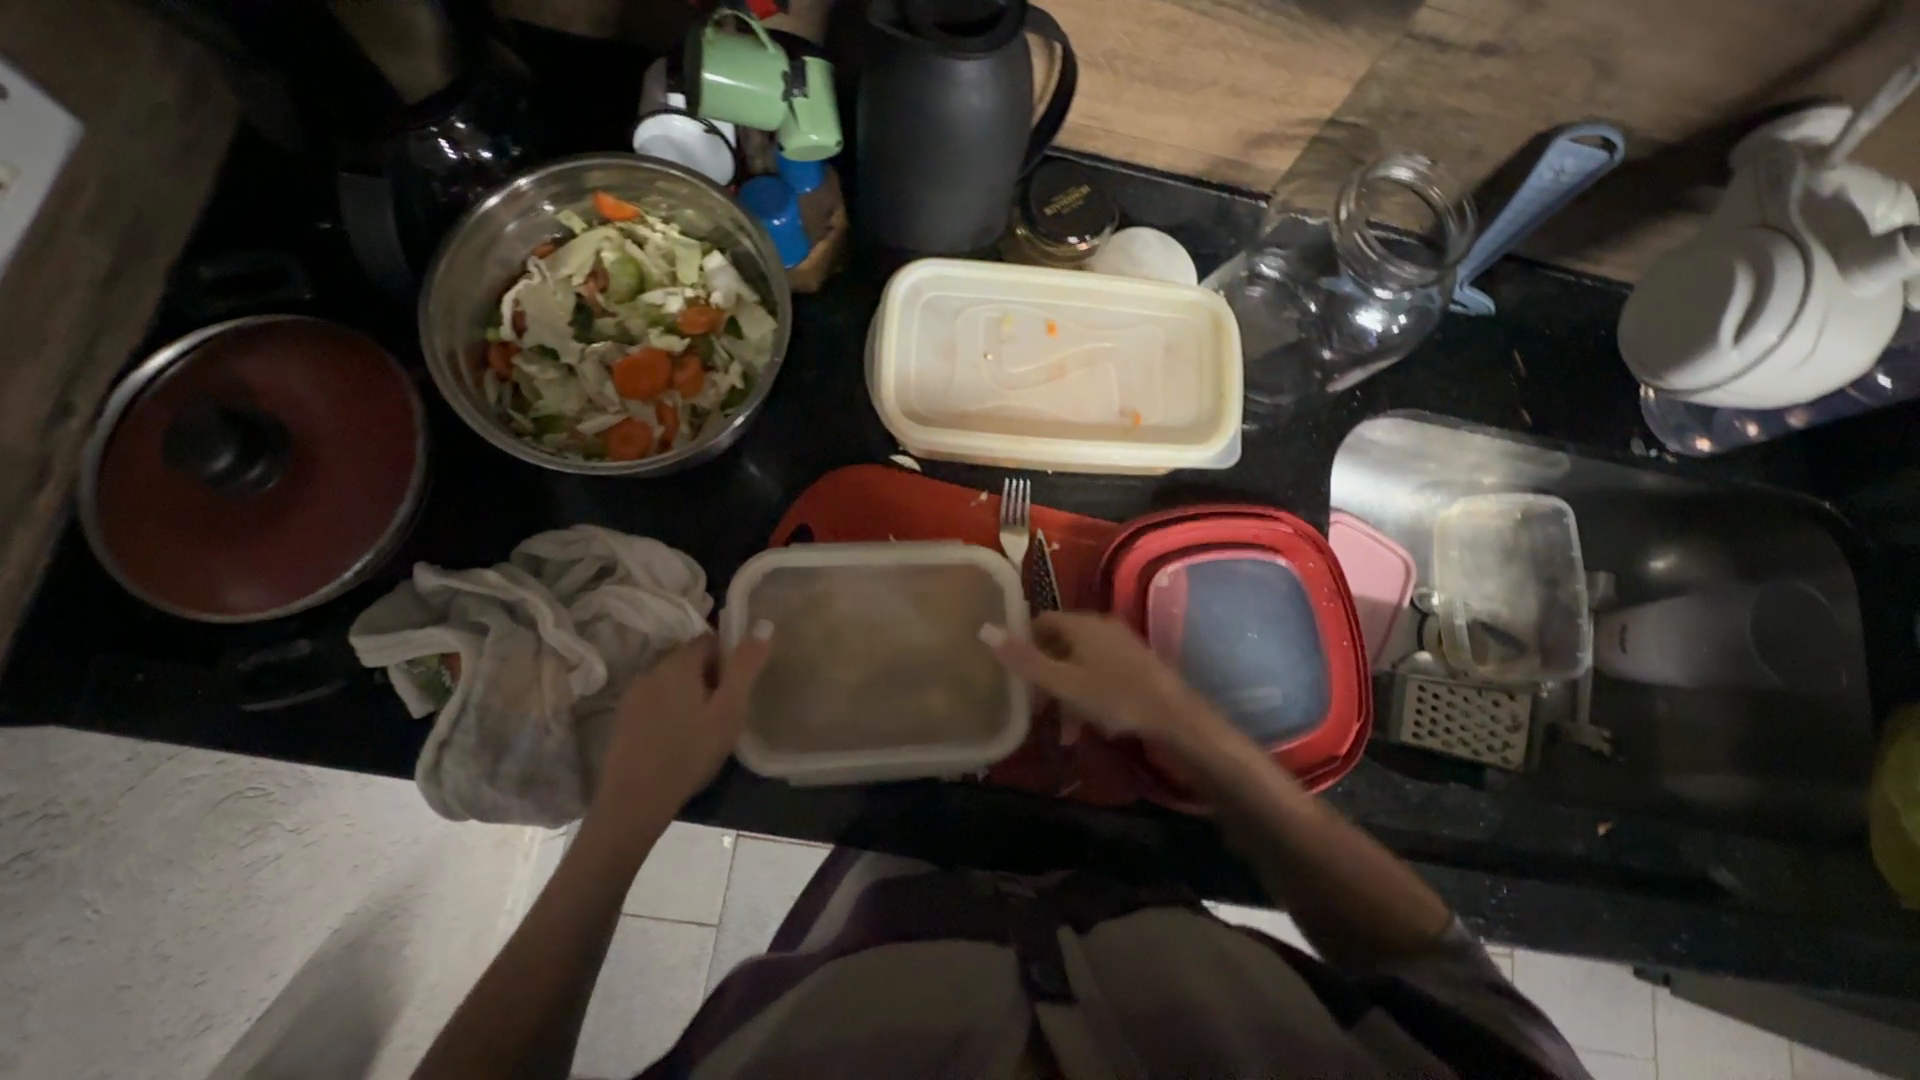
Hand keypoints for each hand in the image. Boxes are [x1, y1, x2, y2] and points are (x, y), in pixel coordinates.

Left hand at [591, 624, 772, 818]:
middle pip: (689, 661)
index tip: (738, 690)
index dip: (729, 659)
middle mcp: (651, 670)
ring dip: (690, 696)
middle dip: (710, 678)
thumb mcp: (729, 711)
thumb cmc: (690, 752)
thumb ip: (745, 667)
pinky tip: (679, 741)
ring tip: (704, 729)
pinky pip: (656, 702)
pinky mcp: (624, 719)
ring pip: (672, 683)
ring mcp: (634, 695)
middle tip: (725, 713)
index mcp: (678, 663)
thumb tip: (763, 625)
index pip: (709, 640)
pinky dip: (671, 712)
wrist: (636, 799)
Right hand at [983, 611, 1225, 750]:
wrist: (1175, 717)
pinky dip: (1088, 695)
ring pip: (1081, 664)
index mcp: (1081, 624)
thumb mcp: (1062, 683)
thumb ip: (1024, 659)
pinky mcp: (1136, 664)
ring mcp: (1121, 644)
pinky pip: (1101, 673)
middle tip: (1037, 709)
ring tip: (1064, 732)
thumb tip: (984, 629)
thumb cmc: (1114, 697)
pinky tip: (1090, 726)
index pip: (1041, 622)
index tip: (1015, 673)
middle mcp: (1101, 626)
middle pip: (1061, 645)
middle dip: (1046, 676)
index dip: (1024, 644)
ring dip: (1067, 694)